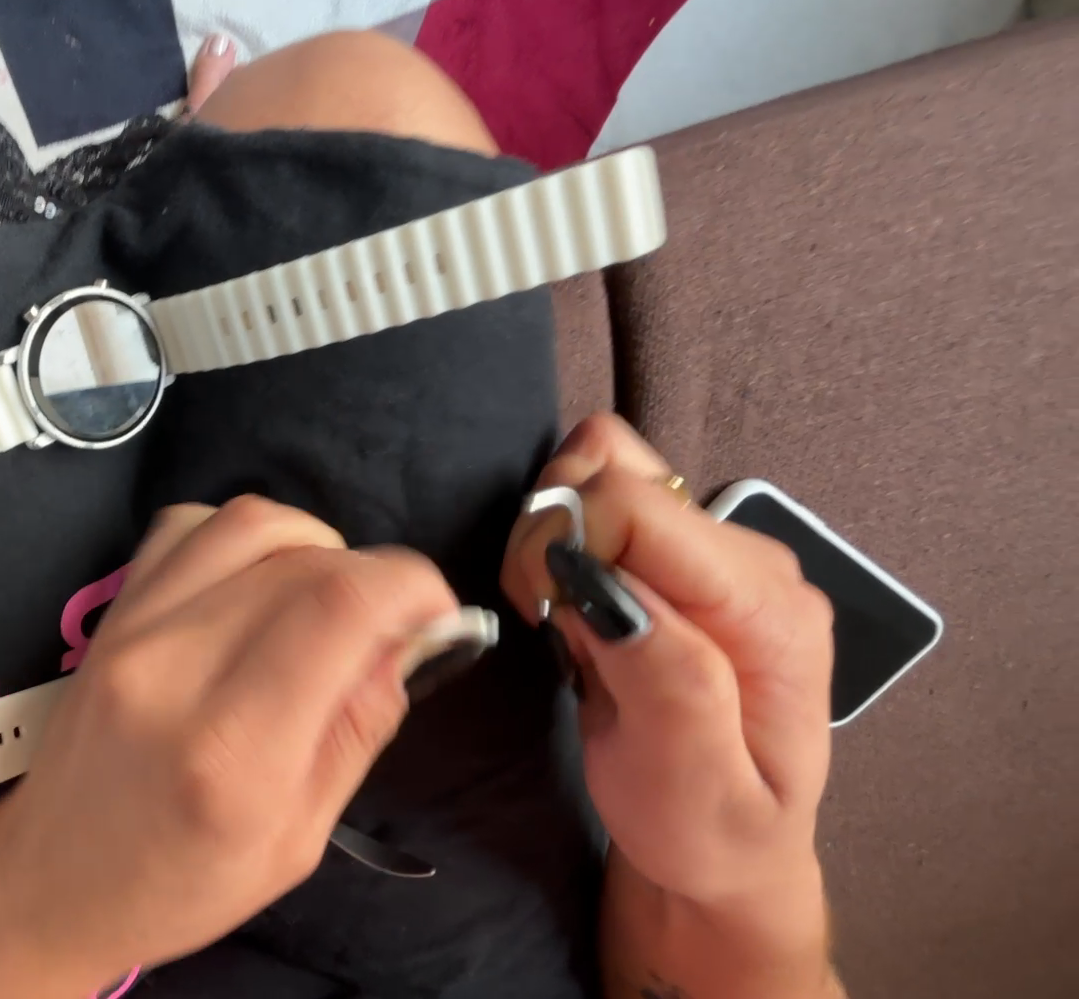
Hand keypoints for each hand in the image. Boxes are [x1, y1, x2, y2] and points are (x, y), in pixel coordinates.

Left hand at [0, 496, 460, 984]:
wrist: (52, 874)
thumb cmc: (179, 881)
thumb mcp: (298, 839)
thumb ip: (359, 725)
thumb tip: (410, 636)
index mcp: (233, 750)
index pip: (337, 606)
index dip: (410, 585)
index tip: (436, 610)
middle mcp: (174, 666)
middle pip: (302, 558)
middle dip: (372, 573)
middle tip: (386, 620)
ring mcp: (131, 625)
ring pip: (247, 521)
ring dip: (311, 543)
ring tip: (322, 593)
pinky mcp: (111, 608)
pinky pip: (186, 524)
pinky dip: (241, 534)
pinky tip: (253, 579)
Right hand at [501, 416, 834, 912]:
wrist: (720, 845)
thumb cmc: (706, 826)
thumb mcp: (693, 782)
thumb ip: (668, 678)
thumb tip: (601, 585)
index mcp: (765, 608)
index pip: (634, 505)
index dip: (562, 543)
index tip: (544, 614)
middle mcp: (744, 559)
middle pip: (613, 465)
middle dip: (547, 528)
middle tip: (543, 611)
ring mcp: (706, 549)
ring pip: (596, 463)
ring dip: (546, 527)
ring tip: (553, 606)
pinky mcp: (666, 553)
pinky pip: (589, 495)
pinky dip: (554, 532)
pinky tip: (563, 596)